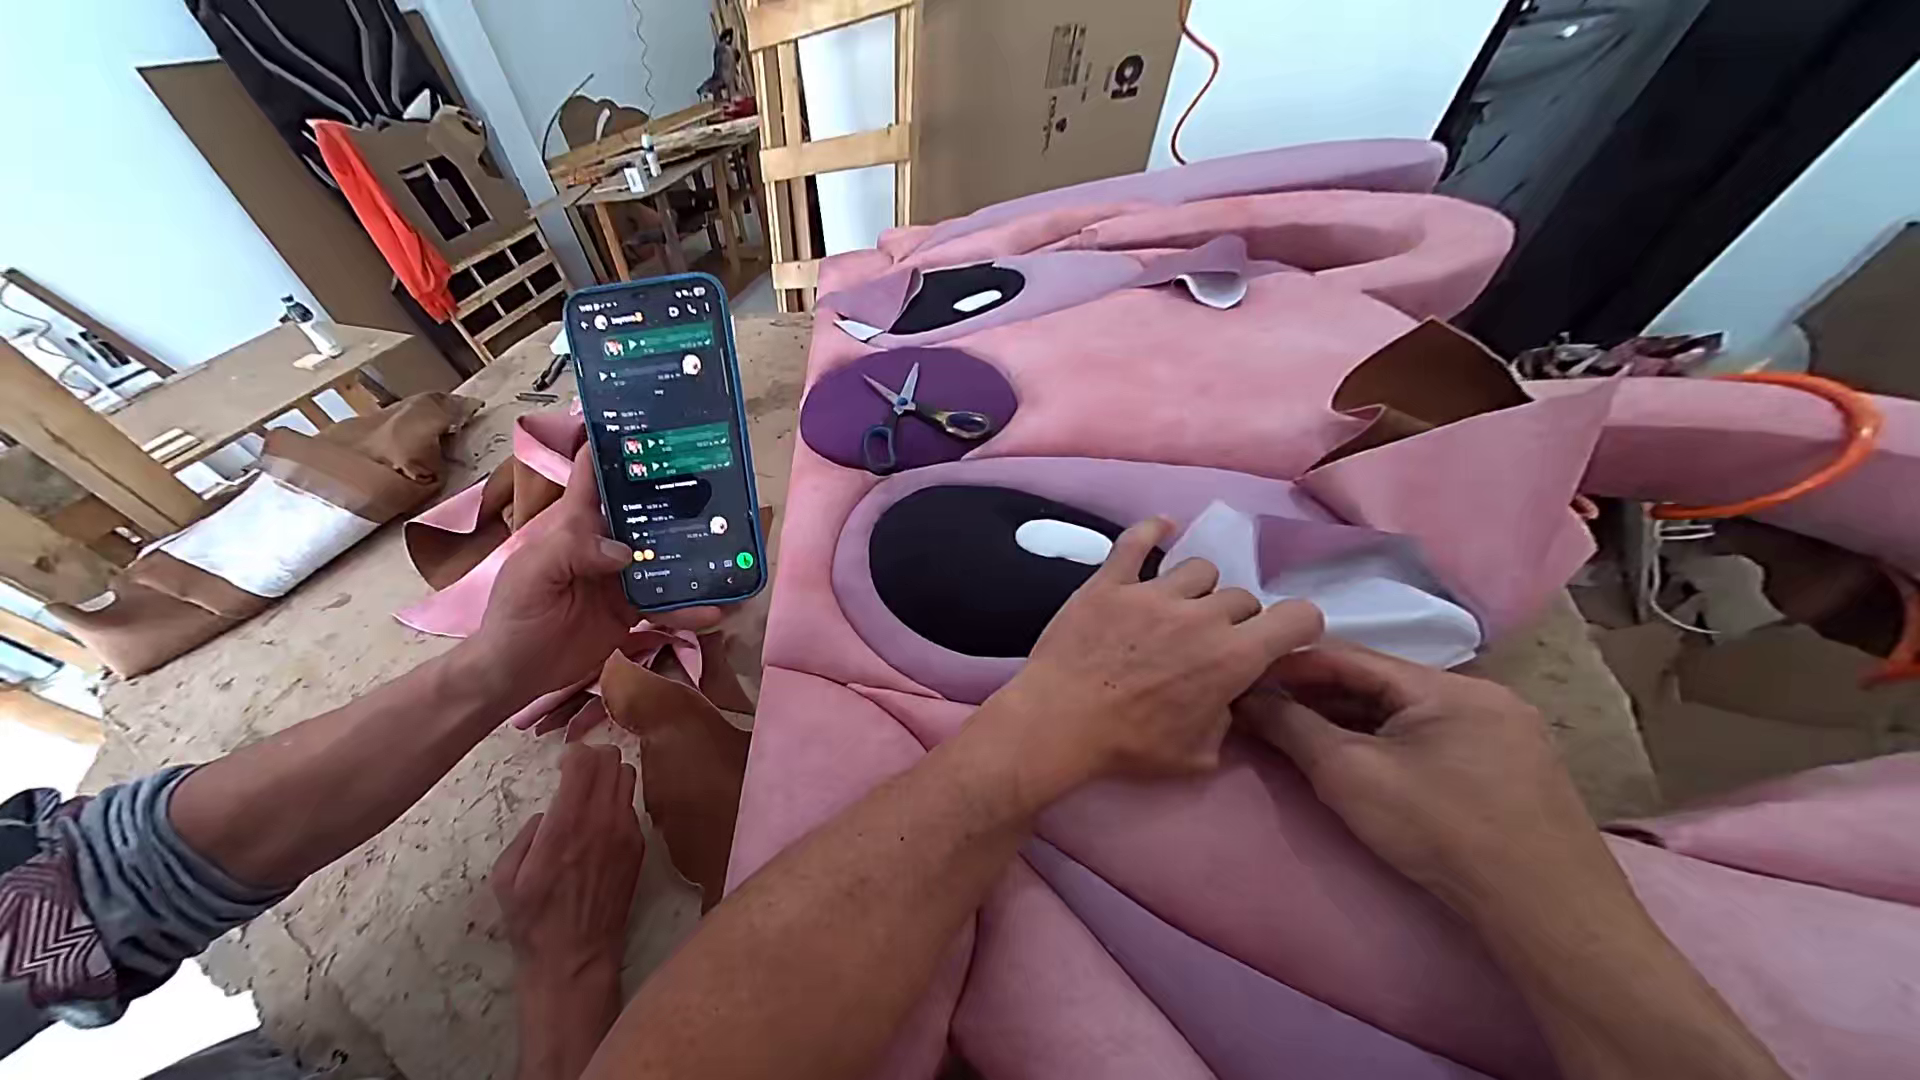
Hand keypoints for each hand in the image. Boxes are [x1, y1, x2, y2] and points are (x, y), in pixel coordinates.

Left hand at [465, 445, 720, 701]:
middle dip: (677, 501)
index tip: (649, 427)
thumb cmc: (515, 614)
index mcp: (576, 525)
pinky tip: (716, 610)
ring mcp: (624, 575)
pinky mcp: (636, 606)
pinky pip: (671, 602)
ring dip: (696, 556)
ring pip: (666, 556)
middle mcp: (606, 543)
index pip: (594, 477)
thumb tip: (627, 550)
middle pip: (645, 513)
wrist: (518, 673)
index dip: (615, 449)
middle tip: (717, 490)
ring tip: (732, 554)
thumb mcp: (533, 575)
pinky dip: (693, 607)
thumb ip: (571, 551)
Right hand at [493, 743, 645, 983]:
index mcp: (566, 827)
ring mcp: (627, 831)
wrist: (576, 955)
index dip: (574, 753)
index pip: (584, 763)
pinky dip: (618, 800)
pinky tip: (601, 819)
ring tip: (591, 790)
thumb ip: (527, 834)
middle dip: (595, 756)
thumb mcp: (507, 878)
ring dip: (609, 774)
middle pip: (612, 761)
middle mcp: (602, 821)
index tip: (563, 761)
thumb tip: (548, 812)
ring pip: (628, 777)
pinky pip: (632, 805)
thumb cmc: (534, 920)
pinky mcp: (639, 843)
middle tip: (578, 768)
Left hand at [984, 517, 1324, 791]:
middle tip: (1207, 642)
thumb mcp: (1199, 755)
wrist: (1060, 720)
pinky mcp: (1110, 582)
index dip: (1299, 625)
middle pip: (1240, 597)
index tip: (1284, 636)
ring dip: (1197, 589)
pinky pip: (1136, 541)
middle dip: (1234, 620)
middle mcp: (1201, 616)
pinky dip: (1152, 531)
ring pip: (1199, 570)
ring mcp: (1153, 593)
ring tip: (1176, 609)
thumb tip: (1228, 695)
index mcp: (1232, 657)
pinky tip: (1162, 528)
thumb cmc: (1129, 745)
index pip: (1297, 617)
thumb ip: (1227, 718)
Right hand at [1236, 643, 1625, 917]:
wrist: (1551, 920)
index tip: (1248, 676)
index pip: (1349, 657)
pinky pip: (1426, 736)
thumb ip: (1290, 726)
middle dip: (1315, 694)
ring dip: (1345, 718)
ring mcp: (1500, 733)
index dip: (1292, 665)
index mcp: (1448, 687)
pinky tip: (1351, 755)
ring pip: (1400, 711)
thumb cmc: (1441, 831)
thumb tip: (1246, 698)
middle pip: (1376, 682)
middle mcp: (1480, 697)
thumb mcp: (1348, 772)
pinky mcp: (1507, 768)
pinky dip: (1381, 740)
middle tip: (1265, 706)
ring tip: (1296, 730)